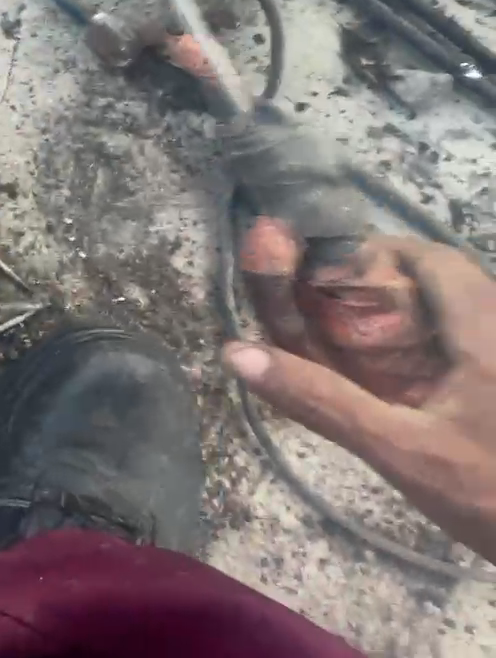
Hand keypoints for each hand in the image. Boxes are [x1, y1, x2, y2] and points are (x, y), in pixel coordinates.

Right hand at [225, 237, 495, 561]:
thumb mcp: (404, 453)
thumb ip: (321, 401)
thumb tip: (233, 352)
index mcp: (488, 342)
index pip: (436, 262)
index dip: (375, 250)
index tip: (318, 265)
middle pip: (447, 288)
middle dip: (379, 288)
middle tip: (323, 308)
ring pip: (460, 321)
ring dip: (400, 320)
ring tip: (349, 342)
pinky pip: (467, 353)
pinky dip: (425, 351)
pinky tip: (400, 382)